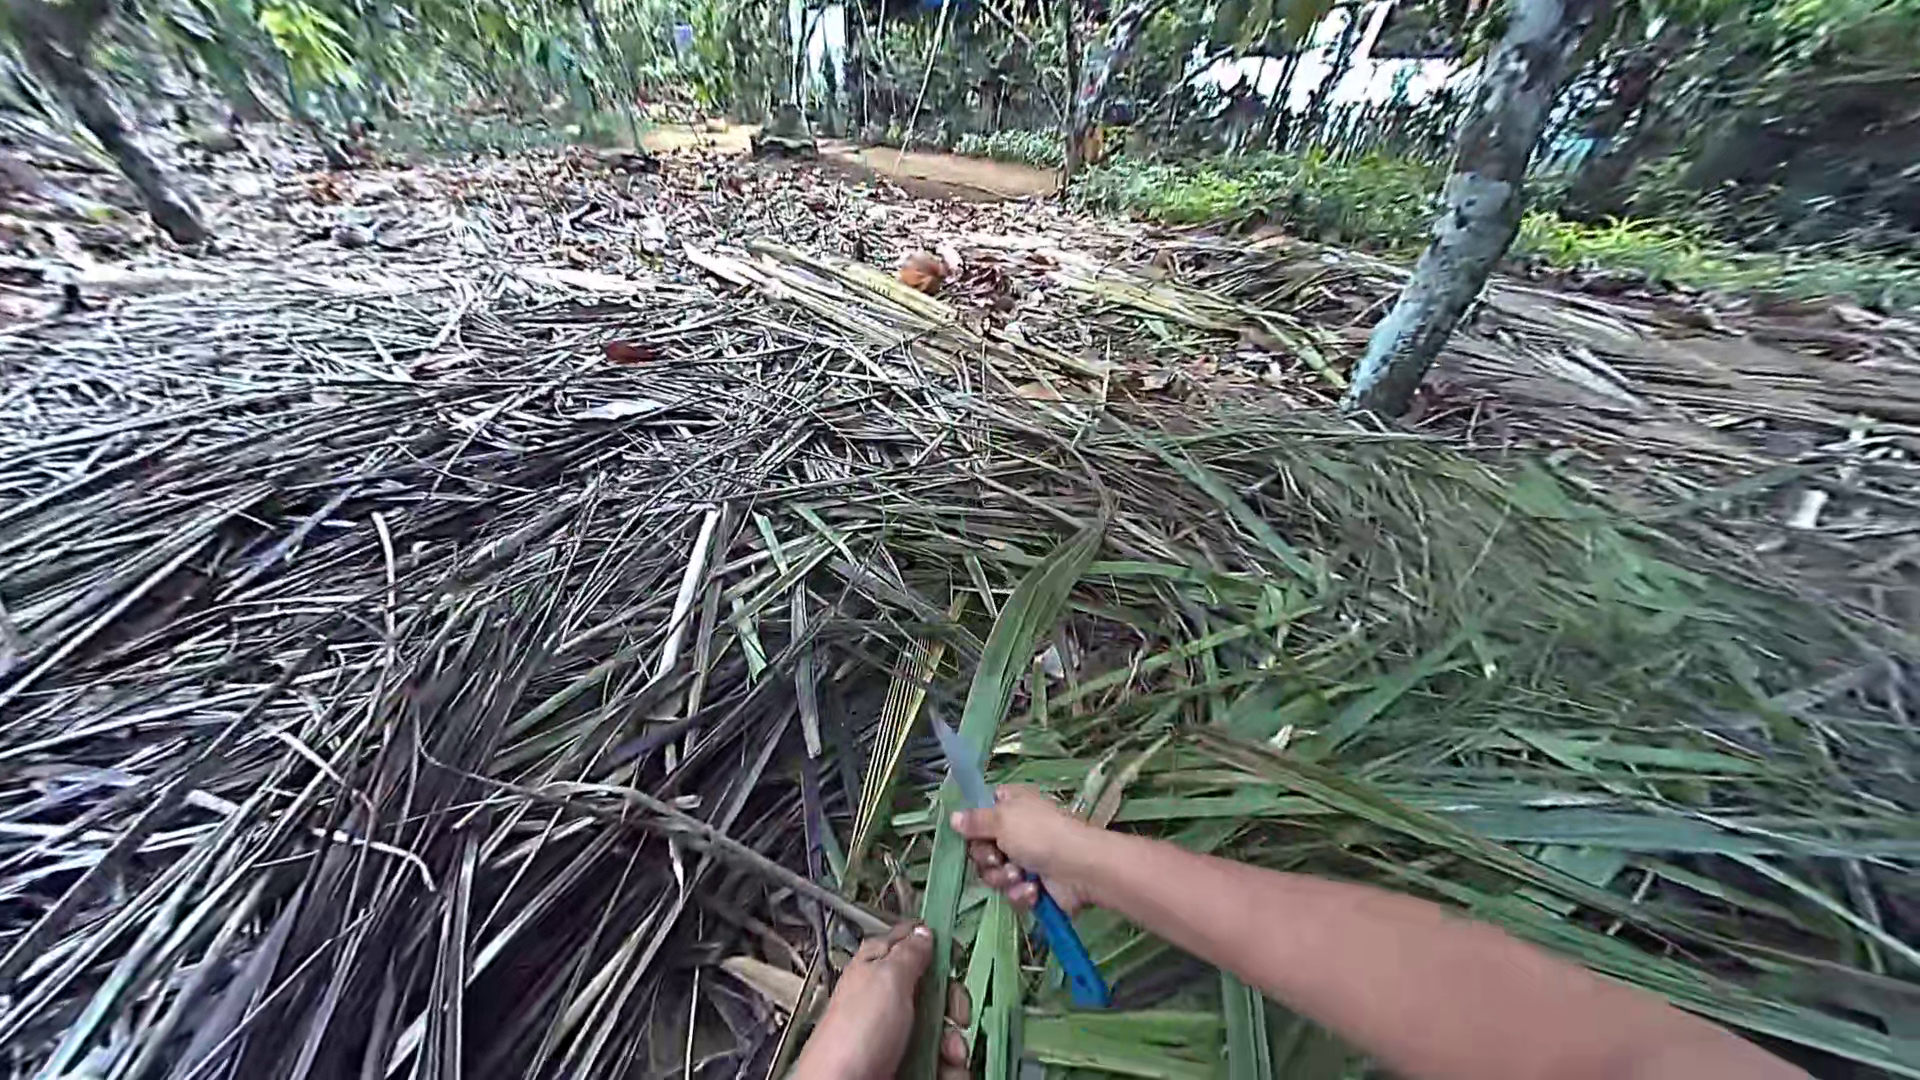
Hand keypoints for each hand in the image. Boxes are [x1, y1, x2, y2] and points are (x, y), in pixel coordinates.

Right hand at [950, 785, 1103, 912]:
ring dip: (1004, 877)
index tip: (969, 834)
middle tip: (998, 857)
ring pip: (994, 872)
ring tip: (1020, 876)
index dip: (972, 825)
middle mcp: (1015, 828)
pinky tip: (1033, 890)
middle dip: (987, 858)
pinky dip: (1021, 893)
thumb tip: (953, 816)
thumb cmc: (1040, 834)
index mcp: (1010, 803)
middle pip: (981, 847)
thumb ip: (975, 820)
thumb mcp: (1002, 819)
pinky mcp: (1032, 884)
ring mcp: (1024, 857)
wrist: (1080, 869)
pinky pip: (1011, 892)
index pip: (980, 811)